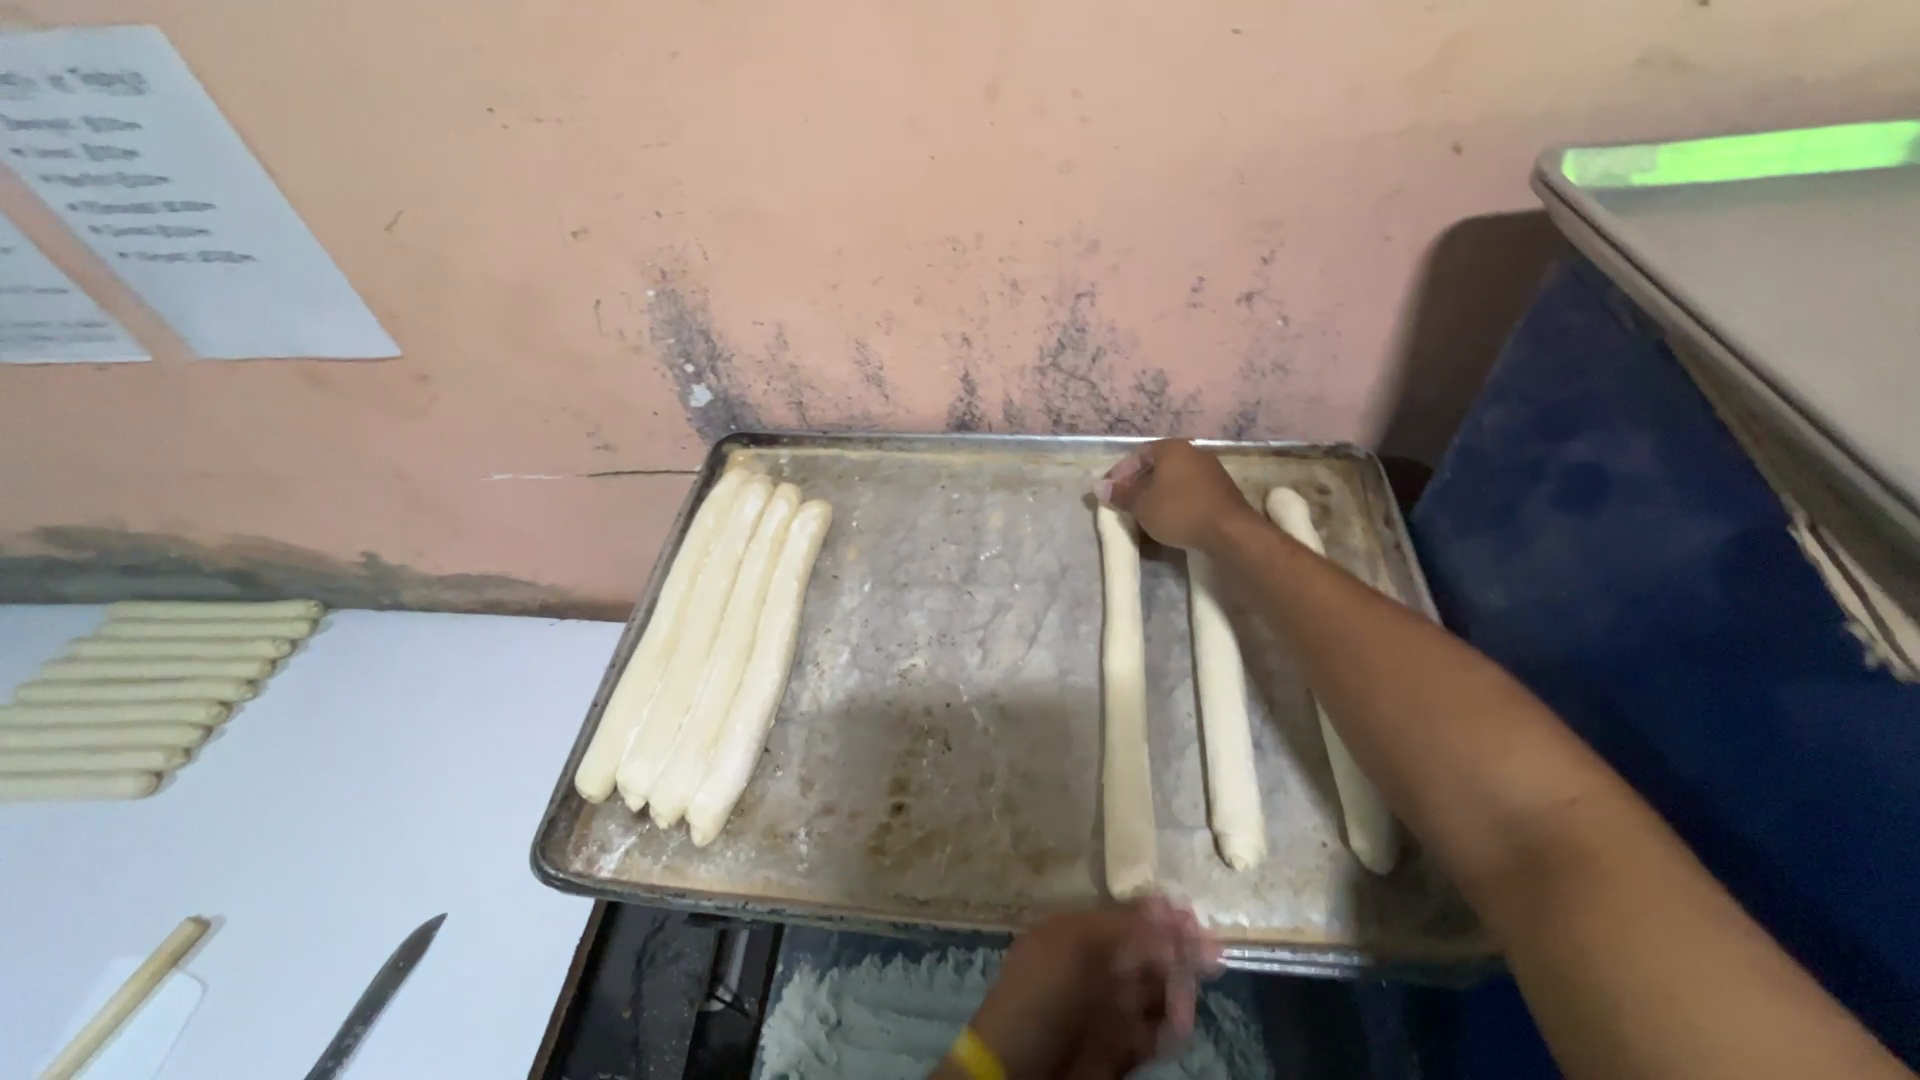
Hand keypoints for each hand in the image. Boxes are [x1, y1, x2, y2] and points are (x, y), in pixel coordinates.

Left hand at [954, 896, 1219, 1079]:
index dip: (1159, 915)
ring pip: (1155, 992)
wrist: (1015, 1073)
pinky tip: (1179, 1024)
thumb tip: (1168, 911)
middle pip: (1146, 953)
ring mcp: (1105, 1008)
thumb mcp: (1075, 947)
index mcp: (1074, 936)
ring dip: (1178, 991)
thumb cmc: (1039, 997)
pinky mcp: (1117, 1047)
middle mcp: (1092, 968)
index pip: (1125, 918)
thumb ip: (1123, 928)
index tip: (1192, 914)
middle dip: (1178, 951)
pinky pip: (1152, 1032)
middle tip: (1211, 954)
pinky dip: (1170, 1027)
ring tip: (1185, 1000)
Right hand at [1096, 440, 1261, 550]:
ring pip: (1175, 477)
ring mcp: (1211, 470)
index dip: (1120, 472)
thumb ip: (1121, 495)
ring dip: (1158, 491)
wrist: (1229, 531)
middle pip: (1158, 464)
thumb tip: (1100, 488)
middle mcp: (1193, 452)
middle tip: (1126, 500)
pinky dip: (1175, 499)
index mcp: (1172, 448)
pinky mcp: (1222, 489)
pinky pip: (1190, 489)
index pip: (1138, 454)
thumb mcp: (1142, 505)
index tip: (1110, 490)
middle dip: (1139, 481)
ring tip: (1145, 510)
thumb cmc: (1179, 511)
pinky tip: (1170, 515)